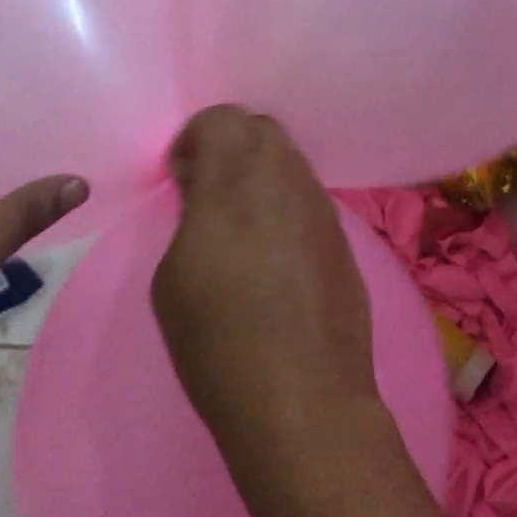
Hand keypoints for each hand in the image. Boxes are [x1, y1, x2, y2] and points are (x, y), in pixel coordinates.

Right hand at [152, 105, 376, 430]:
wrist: (303, 399)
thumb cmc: (219, 342)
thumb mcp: (172, 277)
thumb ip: (191, 214)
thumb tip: (205, 189)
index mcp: (237, 179)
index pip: (222, 117)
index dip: (195, 138)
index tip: (182, 177)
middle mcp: (287, 179)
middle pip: (261, 129)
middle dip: (231, 148)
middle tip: (210, 194)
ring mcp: (322, 206)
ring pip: (290, 161)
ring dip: (262, 176)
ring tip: (243, 227)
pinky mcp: (344, 237)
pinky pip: (309, 199)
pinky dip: (286, 206)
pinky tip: (276, 254)